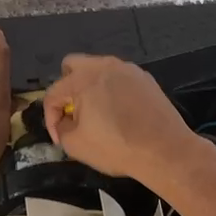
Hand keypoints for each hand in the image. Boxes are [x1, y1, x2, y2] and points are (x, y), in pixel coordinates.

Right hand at [42, 54, 204, 183]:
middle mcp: (104, 66)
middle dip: (67, 89)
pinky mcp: (146, 79)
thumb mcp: (76, 145)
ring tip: (97, 114)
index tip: (59, 137)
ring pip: (99, 70)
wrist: (164, 150)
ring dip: (91, 88)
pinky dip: (113, 91)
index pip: (53, 93)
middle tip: (74, 113)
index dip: (50, 118)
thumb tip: (64, 121)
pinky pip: (120, 78)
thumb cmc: (116, 148)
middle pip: (73, 66)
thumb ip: (62, 128)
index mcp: (83, 79)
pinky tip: (121, 114)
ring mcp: (128, 69)